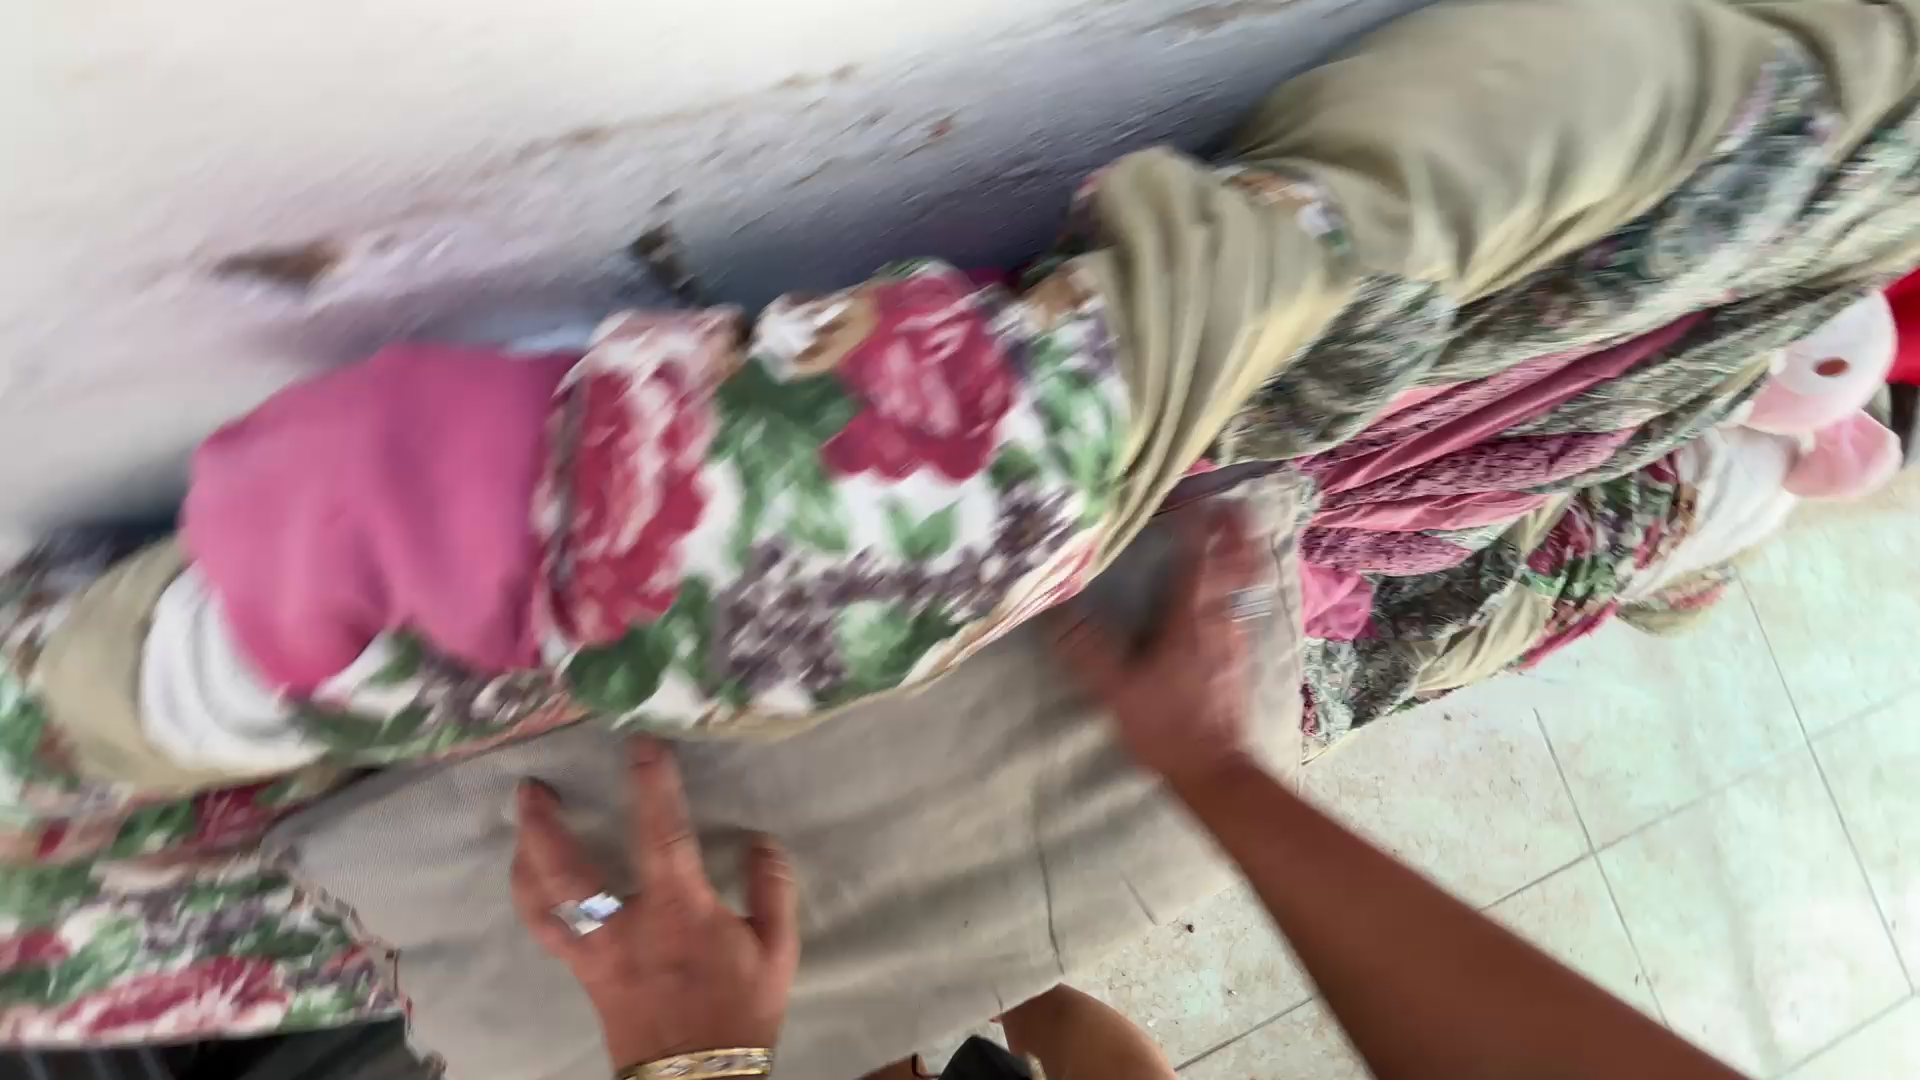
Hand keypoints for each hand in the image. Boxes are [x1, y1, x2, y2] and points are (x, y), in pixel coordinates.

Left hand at [510, 737, 799, 1070]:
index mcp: (678, 912)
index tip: (641, 744)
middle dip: (543, 825)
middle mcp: (625, 928)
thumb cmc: (740, 1010)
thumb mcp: (777, 948)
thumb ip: (772, 886)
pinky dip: (531, 898)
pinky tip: (531, 880)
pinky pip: (545, 932)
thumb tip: (757, 838)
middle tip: (530, 787)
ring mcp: (595, 956)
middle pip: (568, 872)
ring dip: (525, 859)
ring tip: (520, 825)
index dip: (652, 784)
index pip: (661, 834)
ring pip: (542, 905)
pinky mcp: (584, 976)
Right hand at [1049, 501, 1267, 783]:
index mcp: (1192, 616)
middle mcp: (1221, 617)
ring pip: (1238, 581)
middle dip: (1233, 527)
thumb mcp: (1117, 689)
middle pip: (1237, 559)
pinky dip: (1227, 582)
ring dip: (1231, 553)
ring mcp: (1235, 635)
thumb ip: (1085, 649)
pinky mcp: (1238, 654)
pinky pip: (1234, 602)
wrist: (1218, 772)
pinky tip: (1208, 591)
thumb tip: (1050, 610)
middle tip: (1224, 501)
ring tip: (1216, 534)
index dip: (1197, 519)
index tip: (1188, 493)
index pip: (1200, 554)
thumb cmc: (1168, 726)